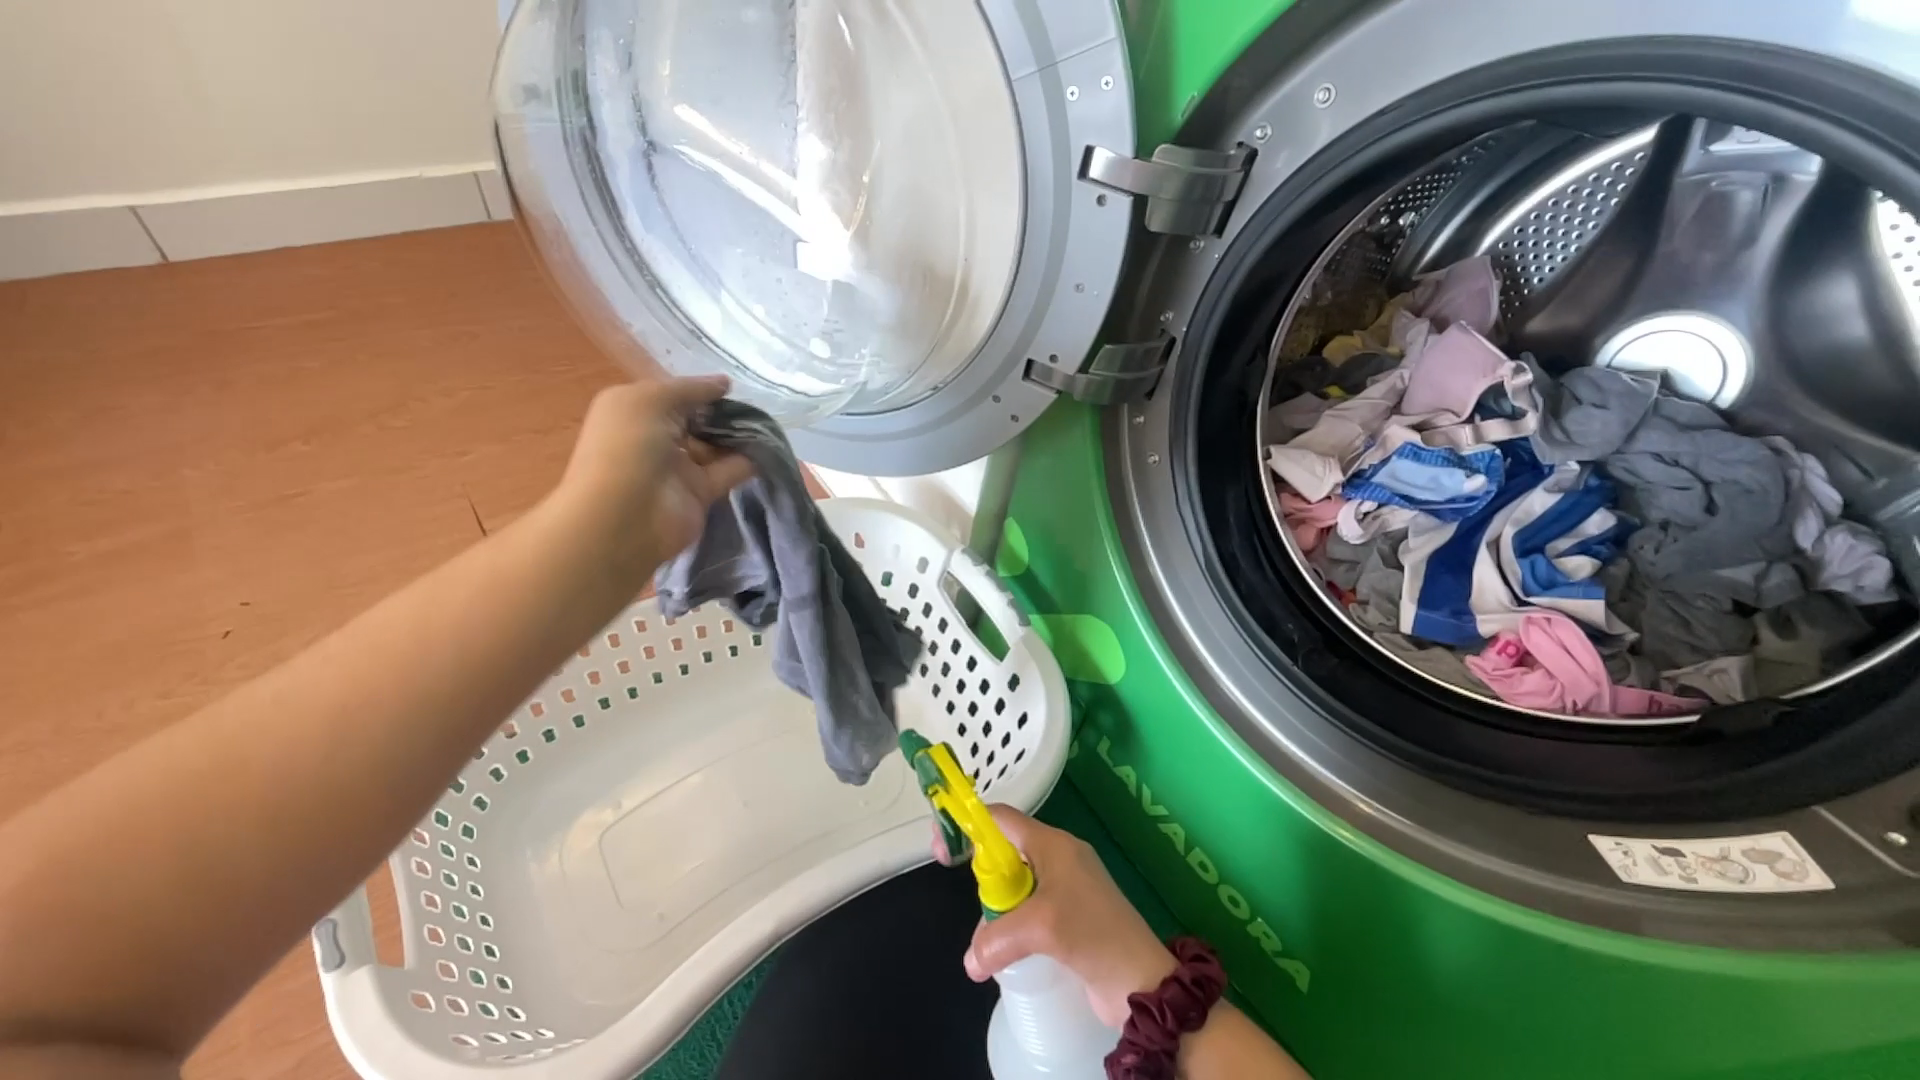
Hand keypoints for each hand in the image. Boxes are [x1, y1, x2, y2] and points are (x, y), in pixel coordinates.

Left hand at [550, 376, 753, 579]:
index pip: (674, 396)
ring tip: (767, 425)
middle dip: (723, 413)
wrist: (623, 517)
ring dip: (739, 435)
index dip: (700, 391)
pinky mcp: (699, 493)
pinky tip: (768, 450)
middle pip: (697, 420)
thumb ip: (691, 389)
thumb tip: (725, 383)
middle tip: (753, 407)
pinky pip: (727, 472)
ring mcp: (677, 468)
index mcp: (634, 411)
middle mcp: (654, 437)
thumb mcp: (652, 399)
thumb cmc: (628, 446)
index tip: (730, 388)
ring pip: (714, 446)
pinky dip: (747, 461)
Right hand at [944, 806, 1176, 1027]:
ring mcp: (1066, 889)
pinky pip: (1029, 910)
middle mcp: (1058, 859)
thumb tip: (972, 961)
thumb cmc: (1093, 935)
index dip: (969, 824)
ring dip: (997, 907)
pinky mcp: (1070, 918)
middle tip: (966, 896)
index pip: (1002, 818)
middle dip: (981, 871)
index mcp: (1053, 844)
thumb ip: (996, 937)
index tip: (944, 849)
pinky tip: (1006, 949)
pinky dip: (1012, 924)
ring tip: (988, 936)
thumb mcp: (1039, 927)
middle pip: (1005, 850)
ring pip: (1015, 885)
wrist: (1142, 981)